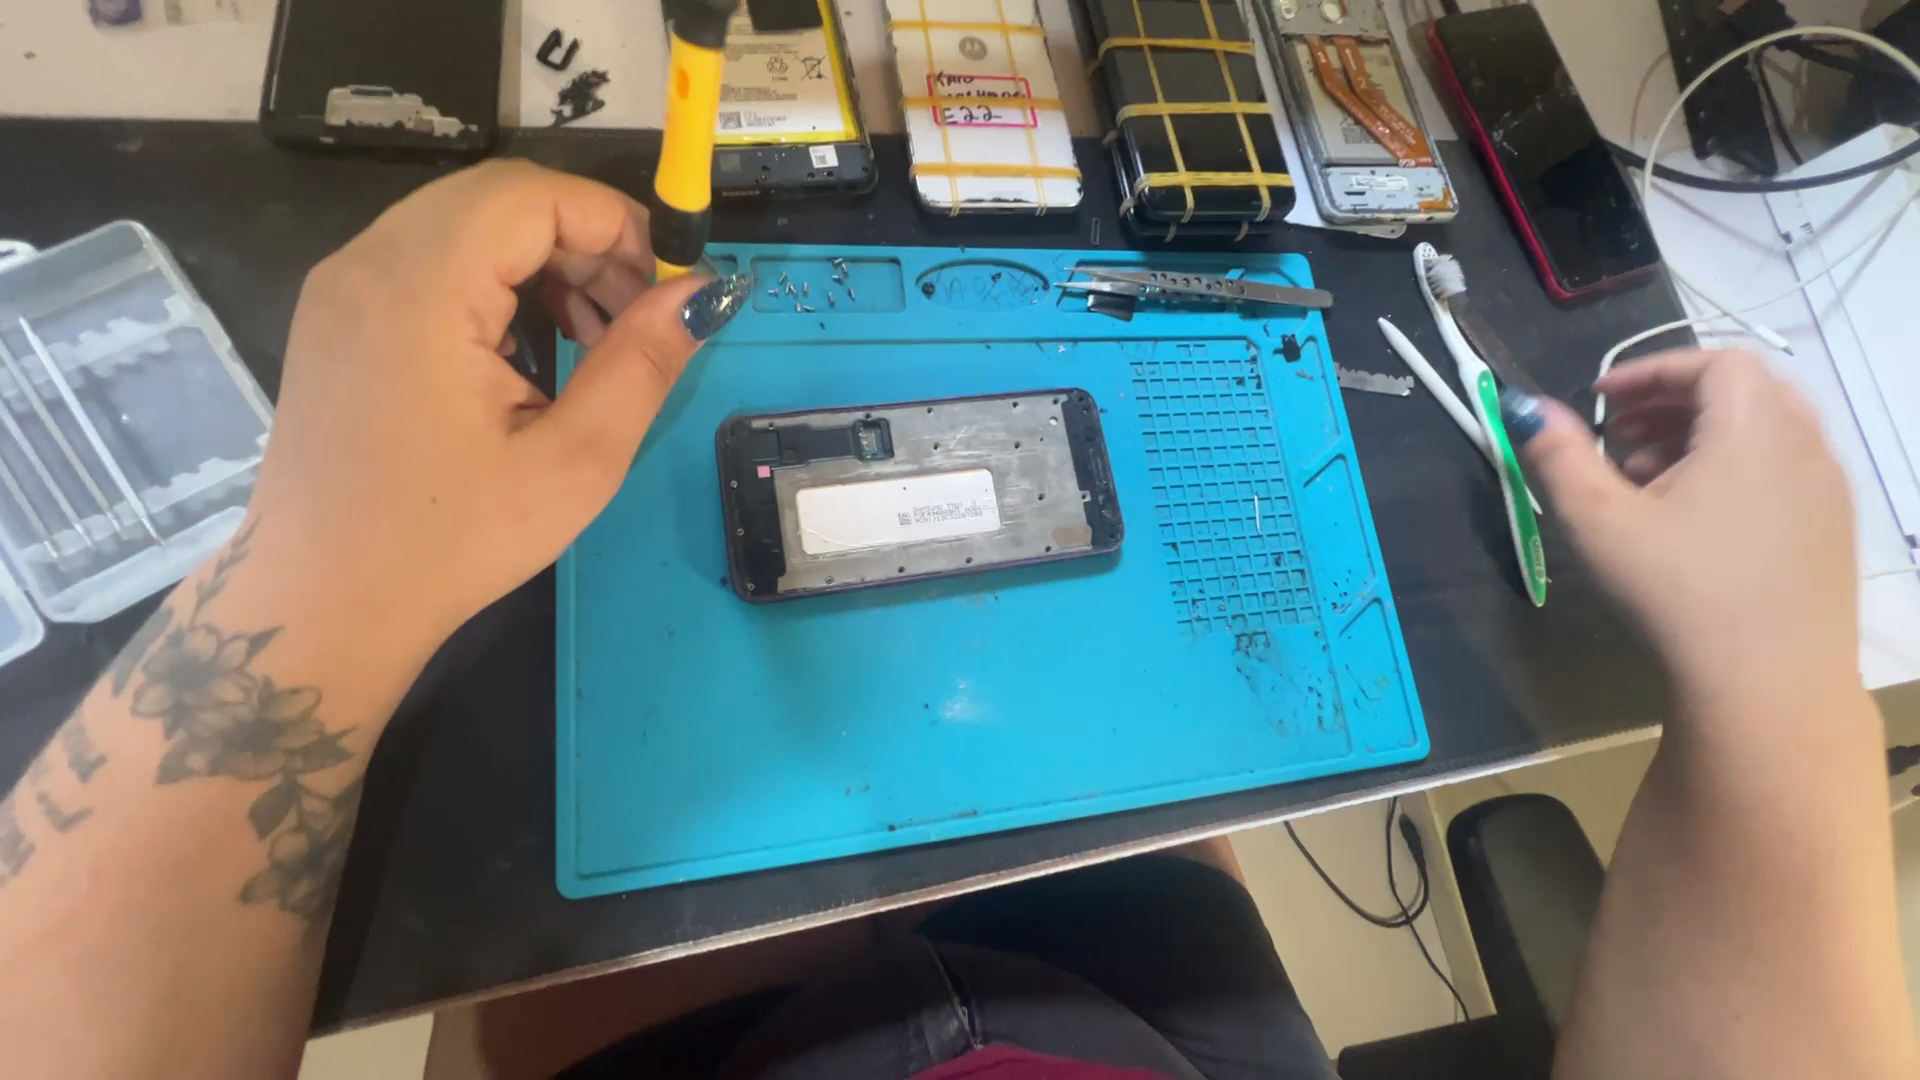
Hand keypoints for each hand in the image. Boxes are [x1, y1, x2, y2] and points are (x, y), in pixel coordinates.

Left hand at [244, 160, 749, 647]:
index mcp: (419, 292)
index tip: (670, 288)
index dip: (617, 222)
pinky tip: (541, 347)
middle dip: (591, 242)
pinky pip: (440, 260)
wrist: (329, 600)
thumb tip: (699, 297)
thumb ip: (642, 364)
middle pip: (501, 200)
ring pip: (472, 225)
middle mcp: (367, 265)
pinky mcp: (346, 316)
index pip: (530, 194)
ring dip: (553, 262)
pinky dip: (508, 282)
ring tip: (598, 337)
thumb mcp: (578, 460)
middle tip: (642, 317)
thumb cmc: (458, 539)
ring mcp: (347, 288)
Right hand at [1506, 349, 1857, 689]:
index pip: (1717, 362)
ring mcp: (1824, 489)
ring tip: (1636, 479)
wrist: (1762, 675)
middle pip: (1740, 391)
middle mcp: (1804, 448)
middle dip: (1667, 401)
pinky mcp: (1825, 526)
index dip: (1652, 368)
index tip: (1598, 399)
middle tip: (1612, 435)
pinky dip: (1722, 466)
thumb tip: (1527, 408)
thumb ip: (1557, 453)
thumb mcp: (1594, 515)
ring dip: (1691, 435)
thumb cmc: (1670, 583)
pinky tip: (1679, 515)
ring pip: (1758, 430)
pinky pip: (1774, 467)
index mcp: (1754, 433)